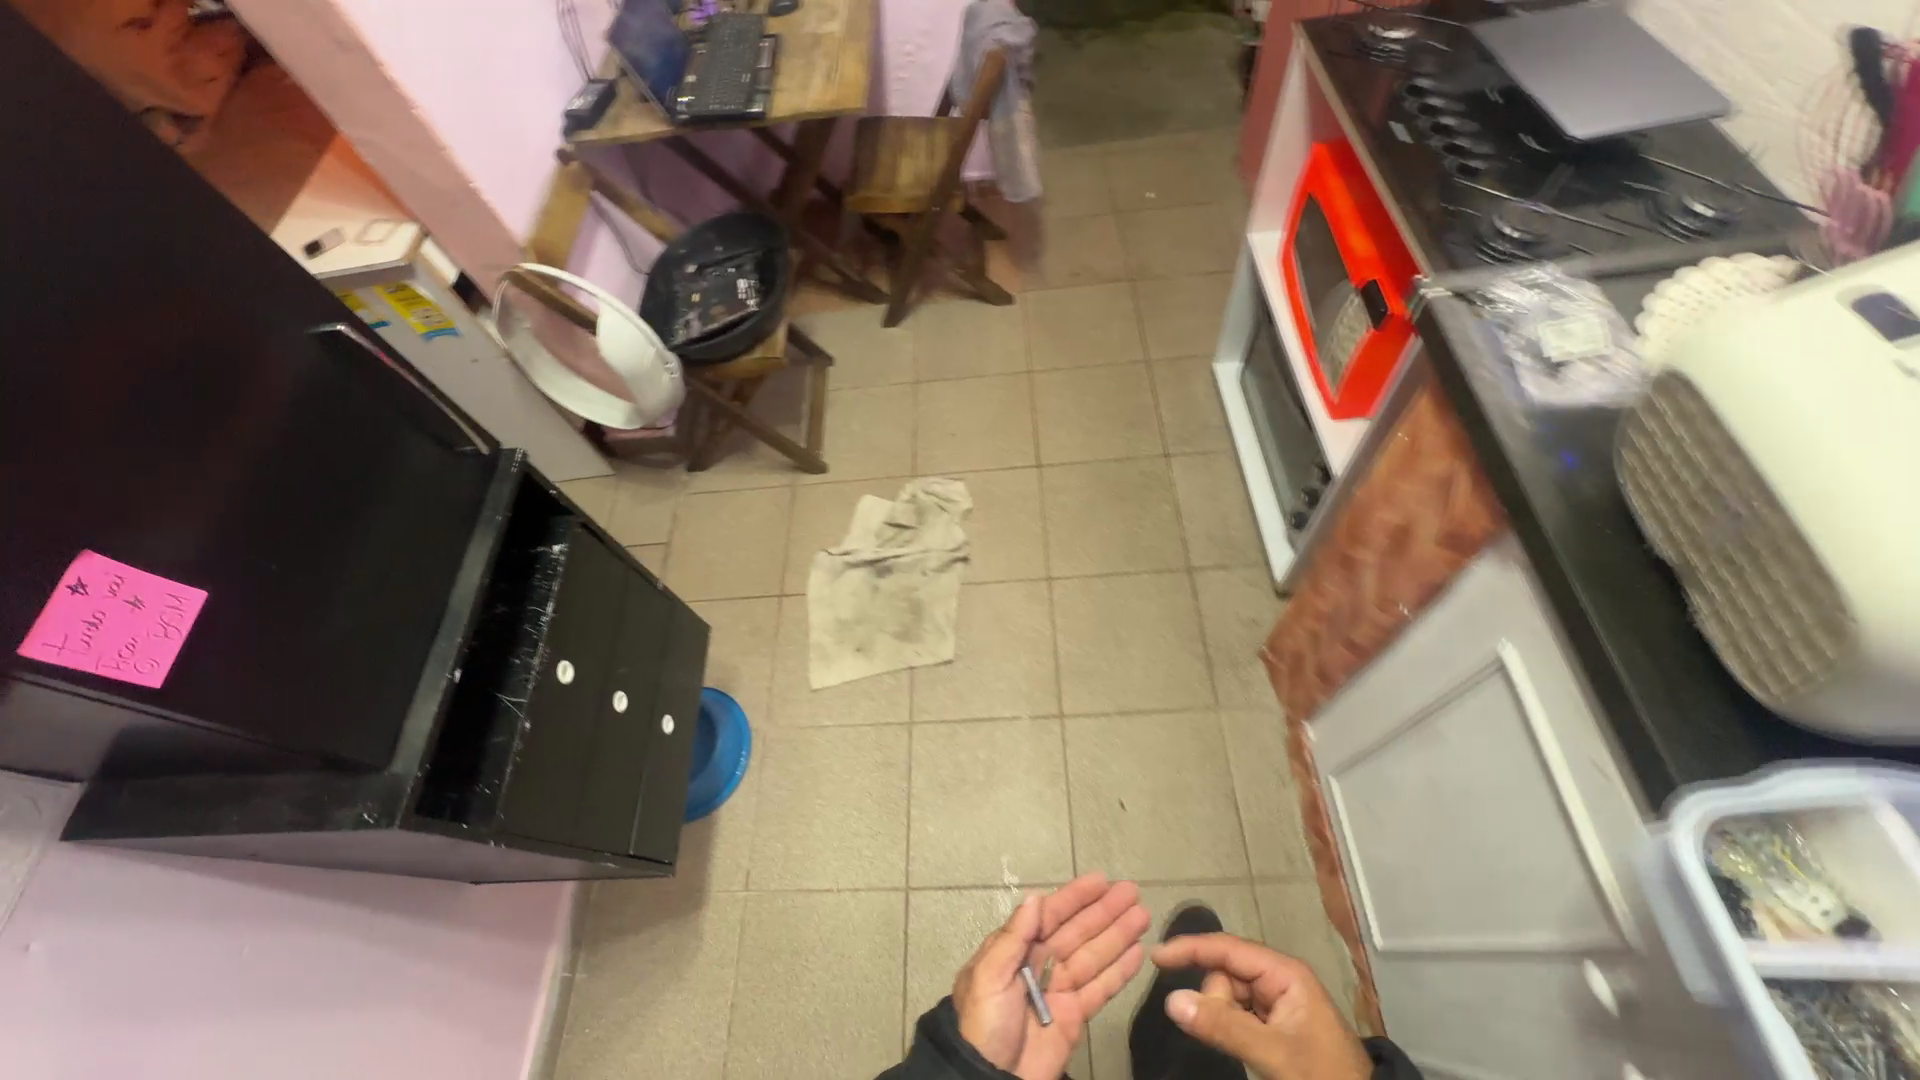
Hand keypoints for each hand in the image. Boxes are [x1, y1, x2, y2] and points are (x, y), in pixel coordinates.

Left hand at [952, 872, 1151, 1079]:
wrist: (990, 1077)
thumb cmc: (983, 1022)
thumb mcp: (987, 974)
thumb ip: (1014, 936)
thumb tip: (1036, 897)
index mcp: (1018, 949)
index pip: (1051, 915)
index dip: (1076, 897)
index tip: (1102, 880)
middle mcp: (1041, 963)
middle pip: (1079, 931)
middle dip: (1104, 911)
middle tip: (1132, 891)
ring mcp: (1060, 990)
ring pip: (1095, 955)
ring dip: (1118, 935)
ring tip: (1143, 914)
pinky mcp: (1076, 1016)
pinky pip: (1101, 987)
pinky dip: (1119, 970)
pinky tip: (1137, 952)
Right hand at [1150, 933, 1369, 1079]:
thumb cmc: (1323, 1079)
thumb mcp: (1274, 1055)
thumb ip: (1223, 1026)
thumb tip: (1171, 1000)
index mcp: (1285, 973)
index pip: (1227, 949)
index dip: (1190, 949)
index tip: (1155, 958)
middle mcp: (1281, 980)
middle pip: (1226, 974)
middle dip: (1217, 1001)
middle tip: (1233, 1038)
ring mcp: (1280, 1003)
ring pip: (1230, 997)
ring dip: (1225, 1018)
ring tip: (1247, 1051)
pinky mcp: (1277, 1025)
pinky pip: (1240, 1015)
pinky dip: (1231, 1027)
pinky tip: (1242, 1049)